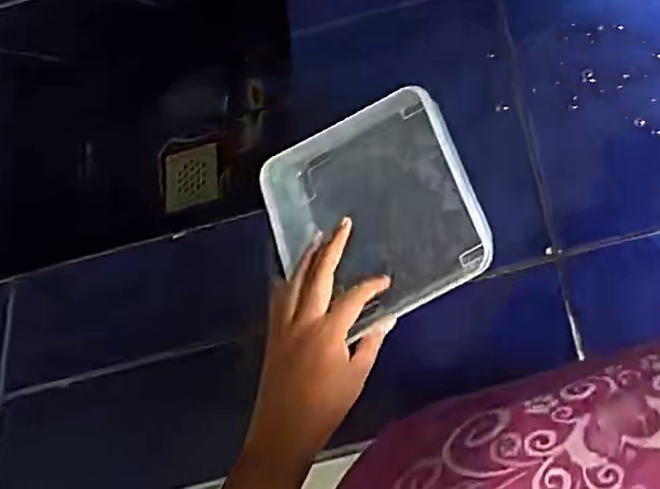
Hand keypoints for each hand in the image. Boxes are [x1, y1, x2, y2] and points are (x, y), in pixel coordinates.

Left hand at [234, 218, 392, 483]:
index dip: (371, 285)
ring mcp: (284, 326)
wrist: (281, 435)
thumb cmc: (324, 409)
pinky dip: (287, 281)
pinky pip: (279, 298)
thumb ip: (370, 344)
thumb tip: (386, 319)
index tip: (384, 281)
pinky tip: (291, 274)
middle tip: (343, 225)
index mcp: (328, 331)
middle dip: (333, 246)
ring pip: (295, 281)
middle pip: (319, 273)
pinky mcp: (273, 335)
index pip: (354, 296)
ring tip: (317, 237)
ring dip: (307, 257)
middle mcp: (304, 320)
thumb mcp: (356, 378)